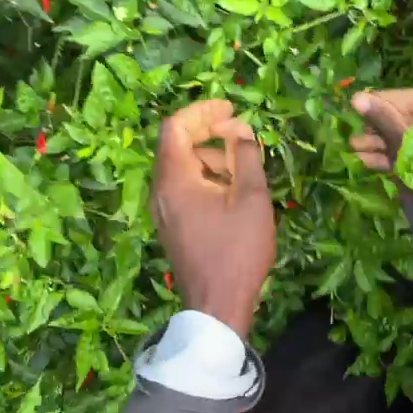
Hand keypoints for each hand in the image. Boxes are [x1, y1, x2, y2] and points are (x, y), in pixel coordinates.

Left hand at [149, 99, 275, 337]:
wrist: (218, 305)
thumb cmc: (237, 250)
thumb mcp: (251, 198)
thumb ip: (246, 156)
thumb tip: (241, 130)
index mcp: (173, 179)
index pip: (174, 127)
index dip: (201, 110)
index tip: (230, 107)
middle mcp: (160, 190)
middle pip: (176, 143)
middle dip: (207, 130)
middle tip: (239, 129)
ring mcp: (163, 209)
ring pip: (181, 166)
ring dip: (209, 154)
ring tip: (243, 162)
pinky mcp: (171, 224)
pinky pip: (183, 186)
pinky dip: (205, 176)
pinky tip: (232, 188)